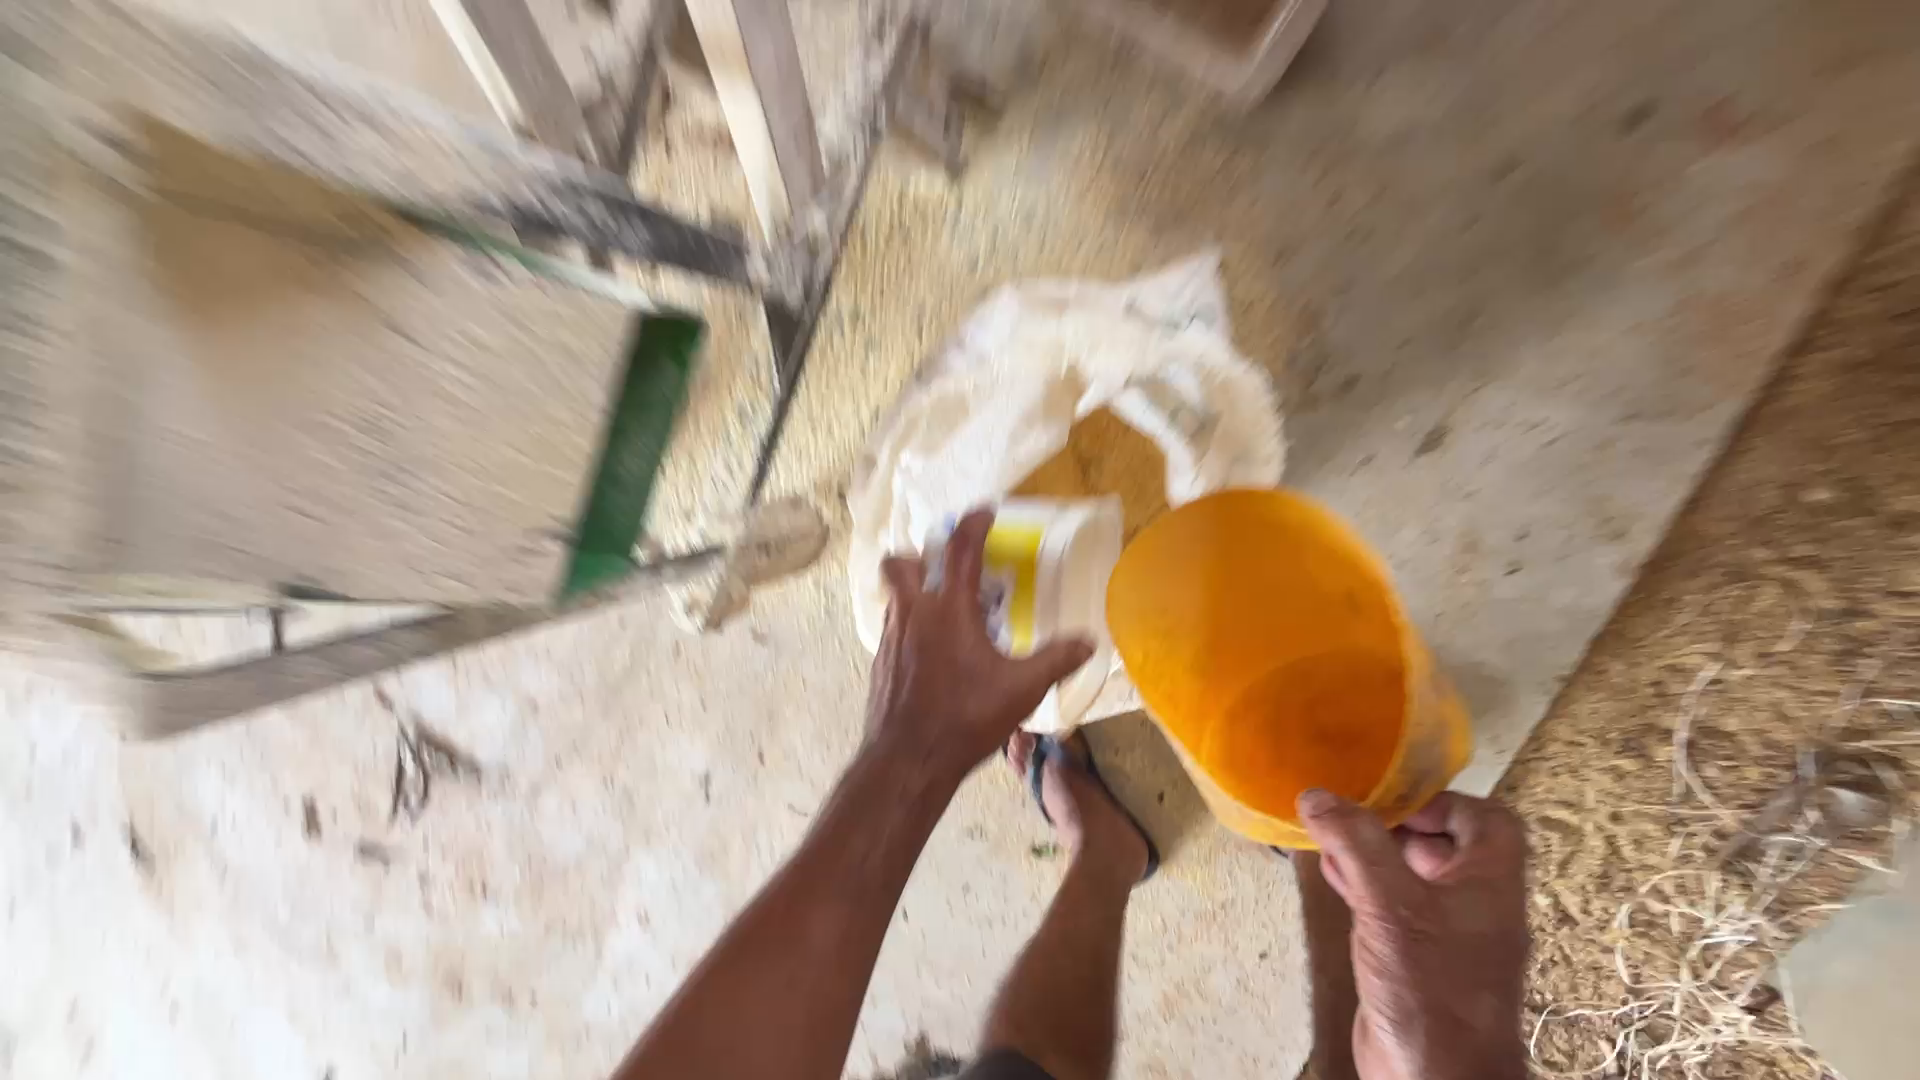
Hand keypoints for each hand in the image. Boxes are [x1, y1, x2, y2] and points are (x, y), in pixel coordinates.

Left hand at [865, 508, 1094, 777]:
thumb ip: (1056, 661)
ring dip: (915, 592)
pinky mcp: (880, 663)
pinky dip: (911, 626)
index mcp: (948, 609)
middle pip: (900, 562)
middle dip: (919, 555)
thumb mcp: (1021, 690)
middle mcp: (913, 613)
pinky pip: (893, 628)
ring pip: (893, 596)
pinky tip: (932, 654)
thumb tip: (1088, 642)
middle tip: (946, 569)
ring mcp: (890, 638)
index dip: (973, 523)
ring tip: (945, 613)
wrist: (907, 760)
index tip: (985, 512)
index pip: (959, 549)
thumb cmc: (965, 718)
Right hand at [1298, 789, 1528, 1079]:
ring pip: (1410, 874)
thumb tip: (1317, 794)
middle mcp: (1472, 906)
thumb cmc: (1429, 987)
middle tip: (1348, 816)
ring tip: (1328, 837)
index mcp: (1489, 886)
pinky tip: (1329, 873)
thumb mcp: (1392, 904)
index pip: (1487, 821)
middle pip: (1443, 844)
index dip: (1442, 802)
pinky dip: (1360, 882)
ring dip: (1370, 852)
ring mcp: (1444, 935)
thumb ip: (1357, 845)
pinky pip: (1390, 905)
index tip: (1389, 801)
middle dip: (1393, 825)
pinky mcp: (1413, 958)